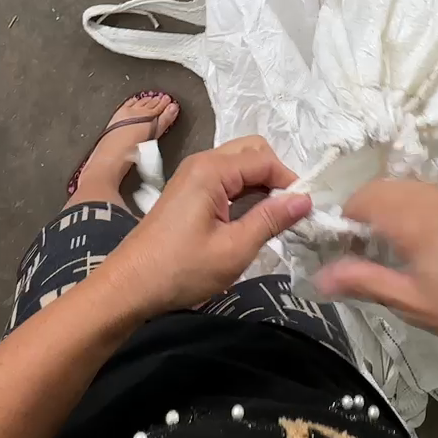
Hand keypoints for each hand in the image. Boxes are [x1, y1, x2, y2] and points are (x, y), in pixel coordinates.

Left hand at [93, 136, 312, 317]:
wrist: (130, 286)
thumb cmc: (181, 270)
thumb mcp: (234, 249)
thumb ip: (270, 220)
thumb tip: (304, 199)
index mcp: (212, 170)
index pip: (264, 159)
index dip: (290, 180)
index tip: (307, 209)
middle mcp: (203, 161)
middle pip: (252, 151)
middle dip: (276, 175)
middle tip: (291, 210)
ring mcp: (193, 174)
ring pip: (240, 163)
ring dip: (262, 183)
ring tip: (277, 217)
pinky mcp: (189, 189)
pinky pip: (227, 177)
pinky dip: (245, 190)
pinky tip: (254, 216)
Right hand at [311, 180, 437, 364]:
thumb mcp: (411, 303)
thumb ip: (363, 281)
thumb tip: (319, 276)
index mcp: (413, 217)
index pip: (361, 199)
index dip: (345, 222)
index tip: (344, 252)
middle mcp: (432, 195)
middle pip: (383, 188)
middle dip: (366, 213)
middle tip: (365, 253)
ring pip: (407, 189)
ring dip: (391, 209)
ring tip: (395, 251)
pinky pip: (432, 195)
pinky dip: (416, 209)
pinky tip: (427, 245)